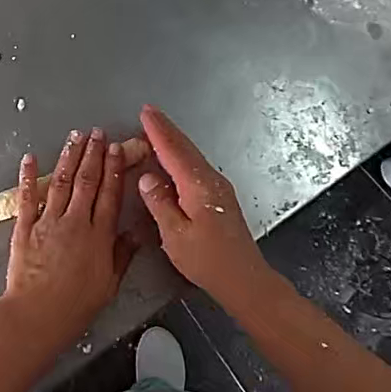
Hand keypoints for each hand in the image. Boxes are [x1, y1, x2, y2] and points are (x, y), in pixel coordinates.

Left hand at [1, 129, 136, 345]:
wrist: (38, 314)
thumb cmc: (77, 304)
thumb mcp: (109, 283)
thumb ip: (122, 254)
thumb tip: (136, 231)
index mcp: (98, 235)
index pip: (109, 193)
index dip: (114, 168)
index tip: (117, 148)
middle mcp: (75, 221)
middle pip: (87, 180)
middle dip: (93, 154)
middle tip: (97, 133)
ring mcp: (48, 220)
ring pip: (61, 181)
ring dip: (68, 156)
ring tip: (75, 136)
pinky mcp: (25, 225)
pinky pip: (27, 196)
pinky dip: (28, 175)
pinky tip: (30, 157)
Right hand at [134, 105, 272, 303]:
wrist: (245, 279)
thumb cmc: (209, 260)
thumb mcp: (175, 235)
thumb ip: (159, 203)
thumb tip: (147, 178)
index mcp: (198, 186)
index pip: (173, 151)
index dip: (158, 131)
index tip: (145, 113)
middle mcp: (210, 181)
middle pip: (185, 148)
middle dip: (166, 129)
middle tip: (149, 112)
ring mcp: (218, 187)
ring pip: (191, 155)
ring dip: (174, 140)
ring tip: (157, 128)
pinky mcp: (220, 197)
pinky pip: (195, 166)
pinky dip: (181, 154)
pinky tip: (173, 157)